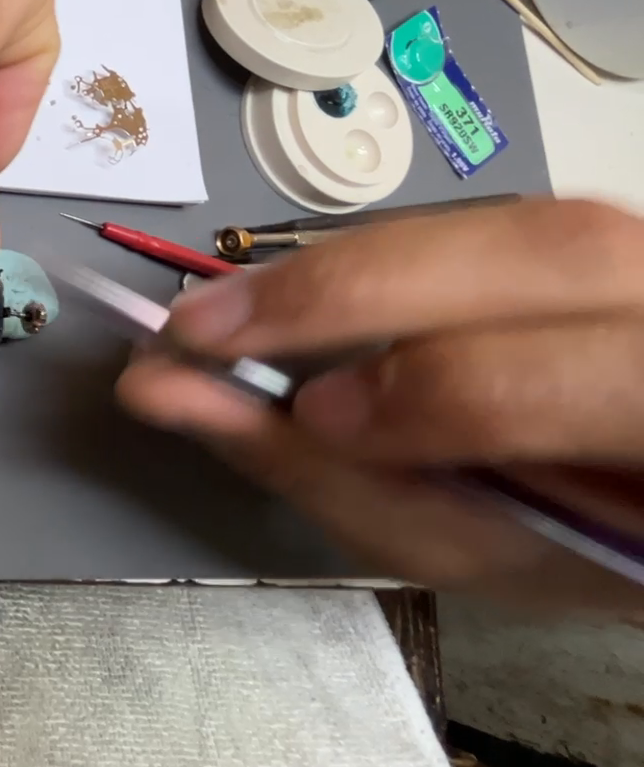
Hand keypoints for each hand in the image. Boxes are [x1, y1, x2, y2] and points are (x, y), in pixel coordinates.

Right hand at [116, 198, 643, 608]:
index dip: (440, 395)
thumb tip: (166, 390)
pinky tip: (298, 297)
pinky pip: (474, 223)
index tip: (306, 415)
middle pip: (549, 252)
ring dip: (336, 268)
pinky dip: (365, 260)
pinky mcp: (600, 231)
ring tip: (220, 312)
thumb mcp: (463, 545)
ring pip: (505, 221)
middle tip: (196, 327)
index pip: (588, 386)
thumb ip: (323, 470)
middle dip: (345, 289)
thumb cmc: (559, 541)